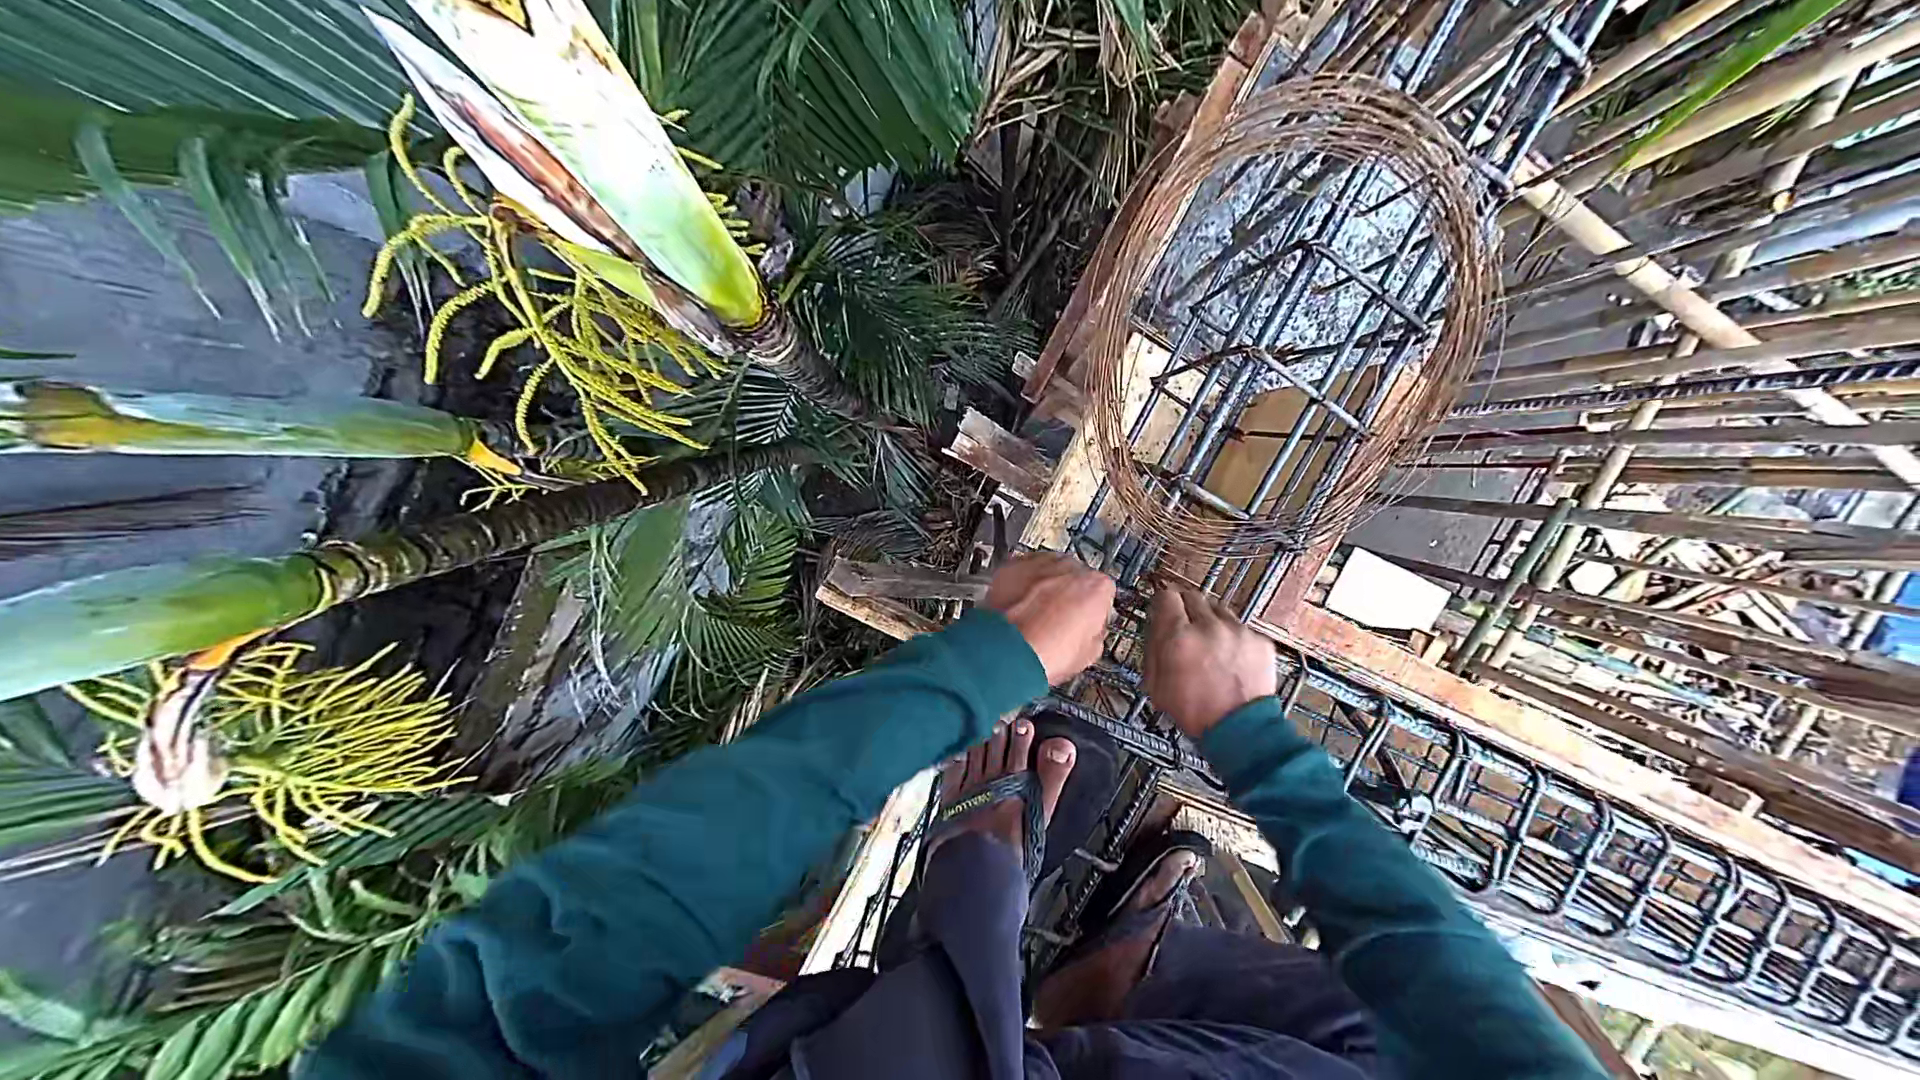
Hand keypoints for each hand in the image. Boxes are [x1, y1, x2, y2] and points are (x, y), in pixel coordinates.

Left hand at [984, 554, 1114, 684]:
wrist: (1009, 650)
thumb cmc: (1047, 652)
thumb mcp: (1089, 653)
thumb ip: (1095, 631)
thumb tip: (1090, 632)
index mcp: (1097, 586)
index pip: (1103, 592)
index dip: (1093, 610)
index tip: (1084, 621)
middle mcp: (1070, 567)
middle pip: (1074, 577)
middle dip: (1067, 594)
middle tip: (1057, 618)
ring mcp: (1040, 564)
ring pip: (1048, 570)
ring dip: (1044, 586)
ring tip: (1035, 613)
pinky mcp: (1013, 567)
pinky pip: (1023, 572)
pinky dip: (1021, 584)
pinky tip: (1019, 605)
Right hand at [1144, 586, 1276, 738]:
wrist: (1241, 729)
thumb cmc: (1195, 711)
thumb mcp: (1155, 682)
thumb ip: (1153, 645)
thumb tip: (1156, 623)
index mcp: (1178, 636)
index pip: (1166, 595)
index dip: (1163, 602)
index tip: (1164, 608)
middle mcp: (1209, 627)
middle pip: (1192, 595)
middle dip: (1185, 607)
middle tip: (1185, 624)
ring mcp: (1237, 631)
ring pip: (1218, 609)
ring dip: (1210, 620)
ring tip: (1209, 644)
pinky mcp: (1259, 640)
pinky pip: (1240, 627)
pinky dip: (1233, 637)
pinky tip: (1229, 657)